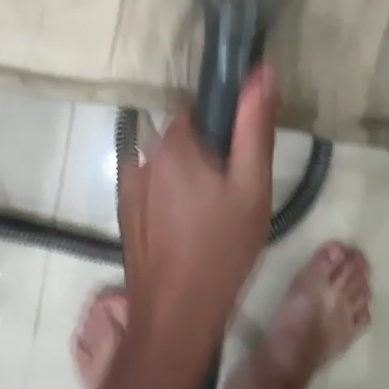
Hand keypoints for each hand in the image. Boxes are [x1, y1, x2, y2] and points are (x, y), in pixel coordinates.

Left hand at [118, 65, 279, 341]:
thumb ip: (255, 126)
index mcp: (173, 142)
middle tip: (236, 194)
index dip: (227, 132)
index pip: (203, 112)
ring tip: (216, 217)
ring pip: (171, 166)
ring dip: (192, 180)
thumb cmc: (220, 249)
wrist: (175, 317)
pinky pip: (157, 190)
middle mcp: (142, 155)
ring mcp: (129, 186)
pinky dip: (175, 201)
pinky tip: (193, 232)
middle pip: (186, 138)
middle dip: (212, 157)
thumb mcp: (251, 185)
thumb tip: (262, 71)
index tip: (244, 159)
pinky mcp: (126, 213)